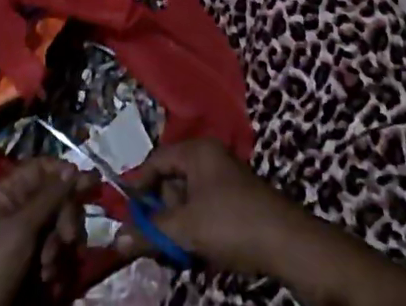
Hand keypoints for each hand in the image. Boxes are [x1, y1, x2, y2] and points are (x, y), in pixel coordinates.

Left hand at [0, 159, 97, 305]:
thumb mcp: (21, 226)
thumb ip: (50, 196)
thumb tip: (73, 168)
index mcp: (8, 192)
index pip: (42, 168)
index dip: (64, 173)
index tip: (88, 184)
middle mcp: (19, 209)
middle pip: (56, 198)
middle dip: (65, 218)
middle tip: (68, 238)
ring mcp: (27, 236)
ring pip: (59, 226)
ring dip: (61, 246)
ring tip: (49, 267)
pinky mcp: (34, 262)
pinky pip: (57, 252)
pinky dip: (58, 264)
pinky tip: (50, 279)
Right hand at [116, 138, 307, 275]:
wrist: (288, 244)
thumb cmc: (232, 223)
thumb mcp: (186, 228)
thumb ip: (151, 231)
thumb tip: (116, 238)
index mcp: (197, 151)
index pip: (155, 160)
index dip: (138, 186)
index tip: (125, 214)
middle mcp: (209, 158)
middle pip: (170, 181)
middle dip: (160, 213)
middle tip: (154, 240)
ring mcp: (224, 179)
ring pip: (187, 201)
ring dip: (177, 227)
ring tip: (178, 252)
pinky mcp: (235, 202)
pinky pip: (203, 211)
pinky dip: (195, 231)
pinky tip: (197, 254)